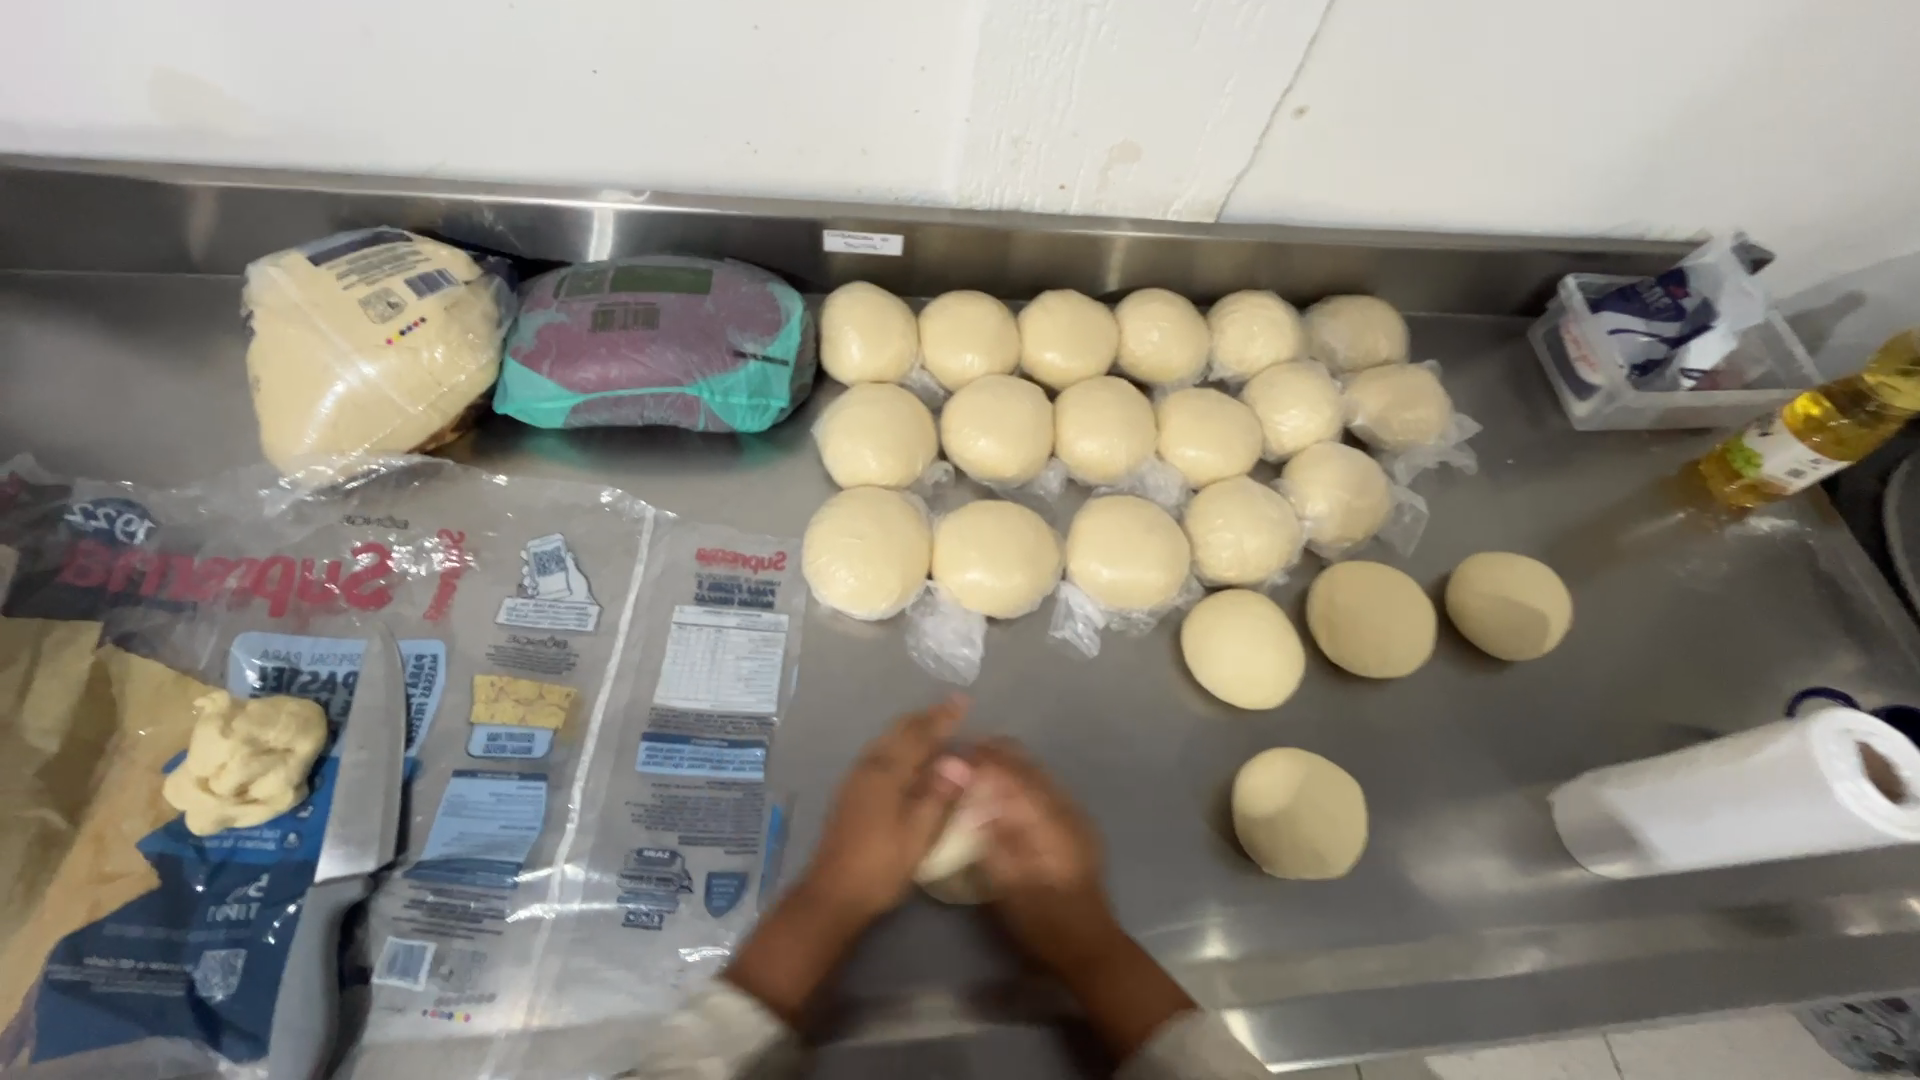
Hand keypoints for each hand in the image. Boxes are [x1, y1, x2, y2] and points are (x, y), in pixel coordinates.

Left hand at [724, 696, 971, 1026]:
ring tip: (931, 725)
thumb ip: (938, 795)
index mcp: (887, 773)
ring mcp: (855, 779)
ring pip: (887, 741)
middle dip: (925, 718)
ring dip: (910, 729)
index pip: (920, 736)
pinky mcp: (850, 792)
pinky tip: (905, 755)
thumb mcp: (917, 835)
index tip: (962, 701)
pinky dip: (898, 744)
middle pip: (899, 731)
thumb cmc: (880, 866)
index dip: (942, 718)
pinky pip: (879, 752)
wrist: (832, 893)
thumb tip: (959, 760)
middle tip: (950, 708)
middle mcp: (869, 767)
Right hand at [971, 738, 1124, 974]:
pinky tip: (997, 799)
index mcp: (1045, 813)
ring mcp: (1072, 810)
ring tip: (970, 778)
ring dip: (1000, 767)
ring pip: (1031, 769)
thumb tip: (961, 793)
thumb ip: (983, 828)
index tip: (944, 761)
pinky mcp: (1073, 821)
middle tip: (953, 768)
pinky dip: (1015, 782)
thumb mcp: (1005, 879)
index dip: (973, 757)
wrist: (1089, 945)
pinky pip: (1039, 785)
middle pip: (1020, 759)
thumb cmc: (1041, 918)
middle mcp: (1062, 801)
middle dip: (985, 756)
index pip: (1005, 765)